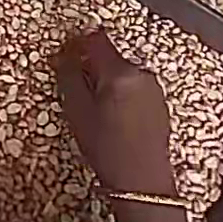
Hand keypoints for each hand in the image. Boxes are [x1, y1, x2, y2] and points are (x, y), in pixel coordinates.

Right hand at [54, 29, 175, 197]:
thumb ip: (69, 77)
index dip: (77, 43)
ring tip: (93, 109)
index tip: (64, 55)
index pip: (96, 40)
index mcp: (120, 73)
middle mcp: (141, 73)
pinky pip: (133, 87)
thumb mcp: (78, 112)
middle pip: (109, 57)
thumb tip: (63, 56)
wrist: (142, 182)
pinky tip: (112, 118)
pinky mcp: (159, 102)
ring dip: (105, 81)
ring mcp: (153, 88)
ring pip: (121, 73)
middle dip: (90, 67)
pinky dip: (119, 93)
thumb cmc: (106, 148)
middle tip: (74, 89)